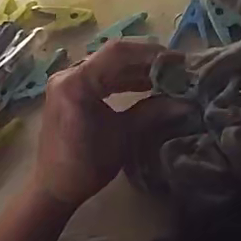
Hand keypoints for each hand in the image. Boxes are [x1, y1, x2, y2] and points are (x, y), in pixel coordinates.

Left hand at [33, 39, 164, 208]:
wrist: (55, 186)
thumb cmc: (87, 165)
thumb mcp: (123, 136)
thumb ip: (152, 112)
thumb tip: (186, 102)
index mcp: (76, 83)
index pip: (118, 54)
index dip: (151, 53)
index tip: (178, 62)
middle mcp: (67, 76)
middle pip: (111, 57)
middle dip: (146, 61)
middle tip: (177, 69)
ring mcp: (65, 82)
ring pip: (106, 66)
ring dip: (135, 70)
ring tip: (166, 77)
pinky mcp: (68, 92)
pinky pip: (98, 77)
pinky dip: (121, 79)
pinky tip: (145, 85)